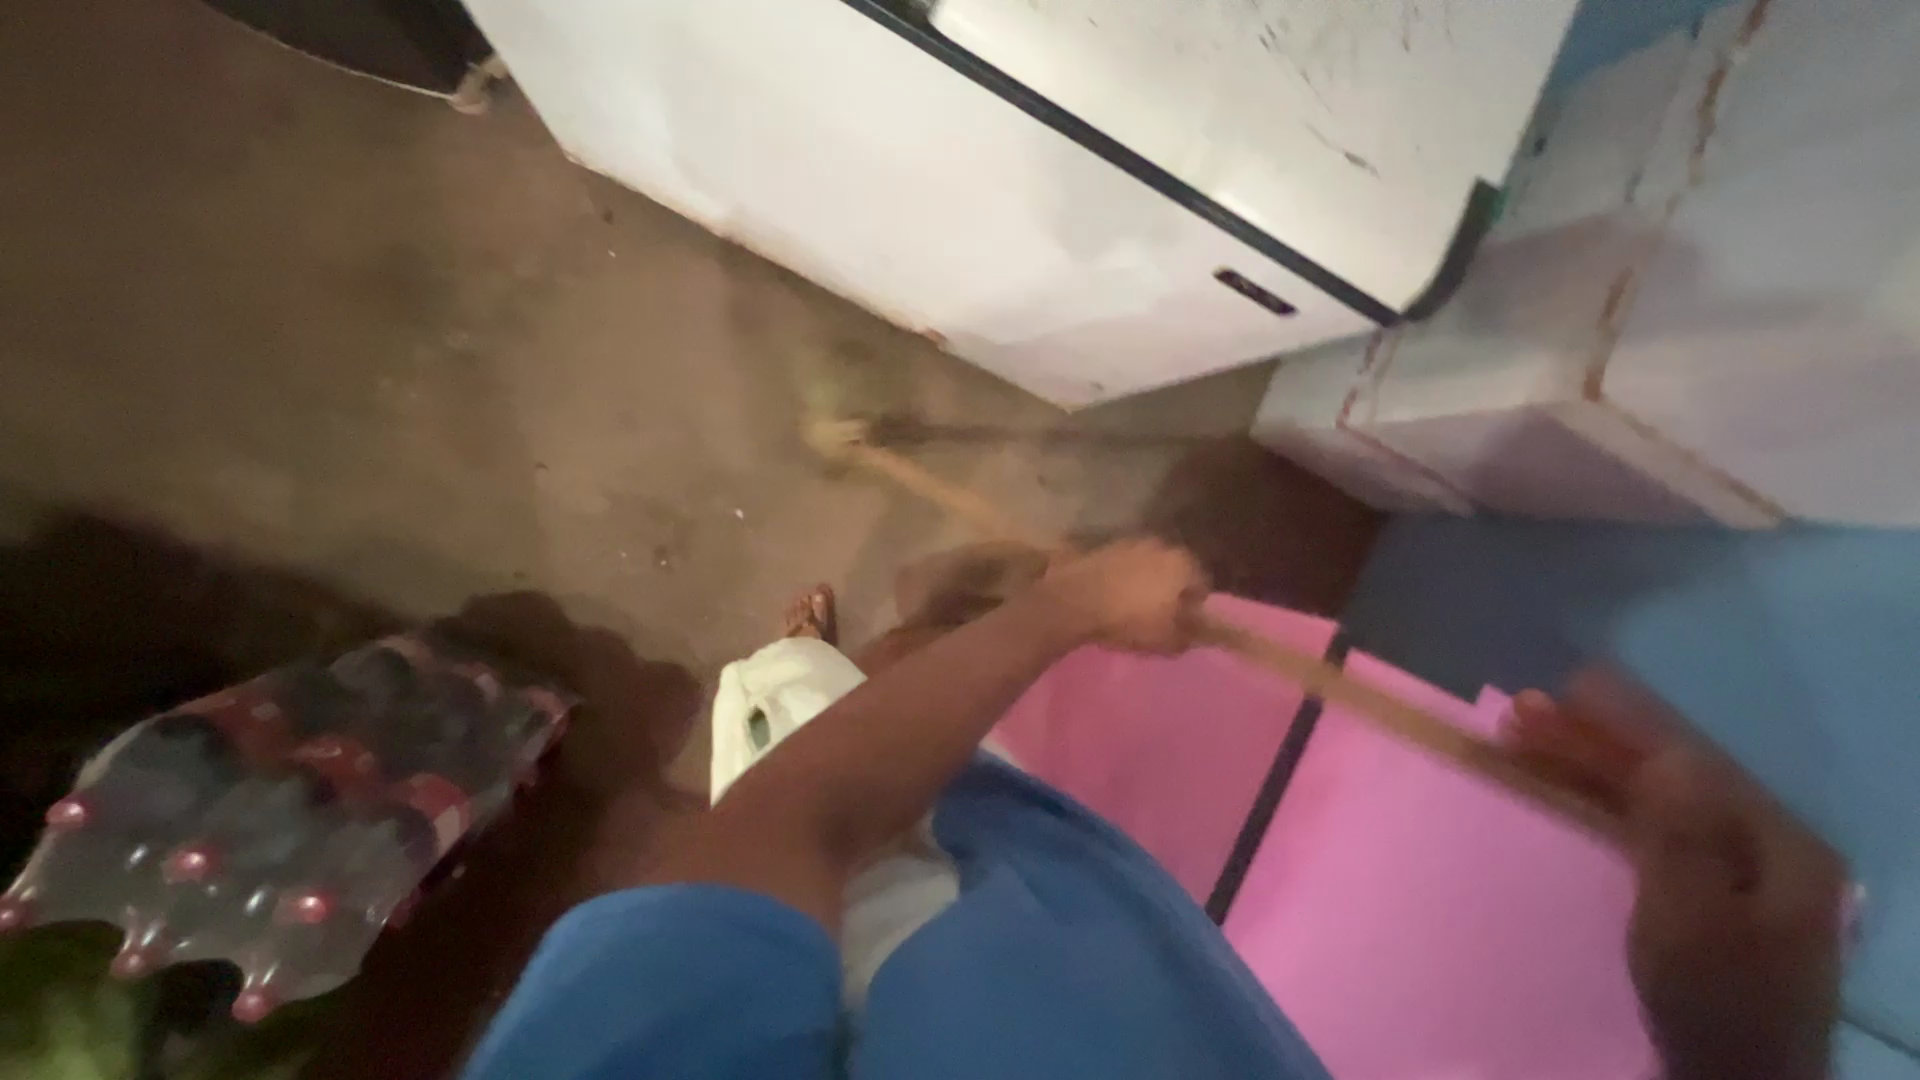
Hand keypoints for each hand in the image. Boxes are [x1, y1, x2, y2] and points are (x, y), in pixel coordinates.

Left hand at [1035, 539, 1208, 653]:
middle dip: (1170, 590)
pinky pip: (1120, 565)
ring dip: (1143, 581)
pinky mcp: (1101, 546)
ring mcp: (1128, 542)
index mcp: (1183, 562)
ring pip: (1146, 565)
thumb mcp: (1167, 639)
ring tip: (1131, 606)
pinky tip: (1109, 595)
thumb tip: (1195, 633)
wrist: (1073, 600)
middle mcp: (1160, 544)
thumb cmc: (1129, 619)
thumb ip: (1190, 635)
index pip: (1203, 584)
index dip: (1195, 607)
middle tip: (1158, 615)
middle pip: (1174, 570)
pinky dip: (1120, 577)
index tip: (1182, 624)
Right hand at [1507, 671, 1843, 1079]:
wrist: (1731, 1077)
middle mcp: (1764, 839)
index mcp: (1776, 843)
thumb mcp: (1695, 923)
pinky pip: (1646, 814)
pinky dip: (1596, 788)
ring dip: (1585, 756)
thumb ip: (1686, 838)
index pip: (1687, 758)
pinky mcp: (1705, 880)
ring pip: (1652, 787)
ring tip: (1521, 731)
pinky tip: (1562, 777)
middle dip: (1591, 734)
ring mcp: (1736, 861)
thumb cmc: (1711, 1000)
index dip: (1619, 721)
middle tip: (1518, 708)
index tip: (1556, 689)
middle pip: (1667, 766)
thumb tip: (1665, 757)